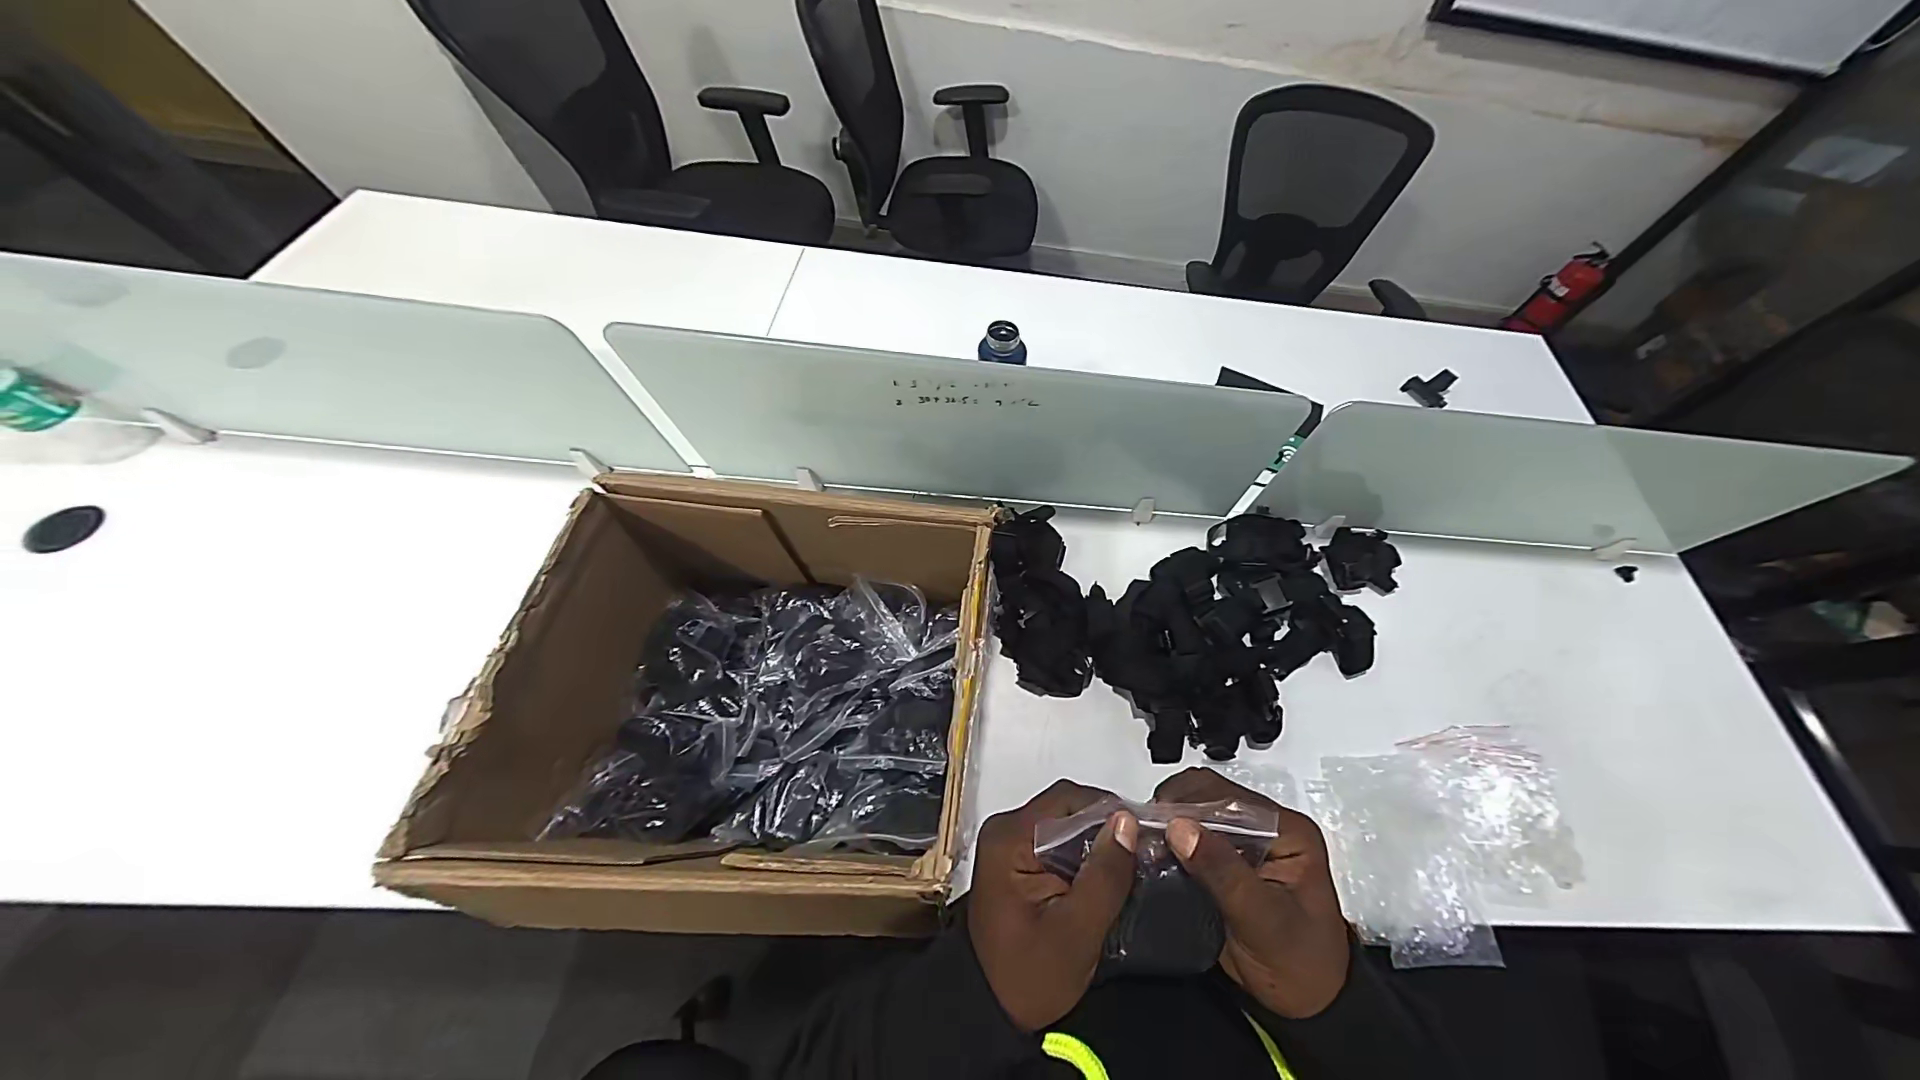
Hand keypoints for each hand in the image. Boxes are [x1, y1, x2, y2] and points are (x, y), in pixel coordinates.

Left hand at [968, 780, 1138, 1031]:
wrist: (987, 1008)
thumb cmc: (1027, 976)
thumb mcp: (1076, 931)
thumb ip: (1104, 876)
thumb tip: (1127, 822)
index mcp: (1010, 837)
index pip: (1067, 799)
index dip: (1110, 810)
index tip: (1145, 832)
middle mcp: (1005, 829)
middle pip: (1066, 807)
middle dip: (1106, 826)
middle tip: (1143, 850)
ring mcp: (1009, 843)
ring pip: (1064, 823)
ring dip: (1097, 840)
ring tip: (1131, 862)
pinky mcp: (1016, 859)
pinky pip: (1056, 840)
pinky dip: (1083, 852)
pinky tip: (1106, 874)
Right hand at [1155, 768, 1349, 1018]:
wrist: (1306, 1005)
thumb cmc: (1298, 965)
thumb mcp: (1264, 922)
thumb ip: (1224, 873)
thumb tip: (1180, 827)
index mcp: (1287, 831)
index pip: (1229, 798)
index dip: (1188, 805)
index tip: (1154, 823)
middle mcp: (1265, 826)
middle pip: (1207, 795)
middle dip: (1173, 810)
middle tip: (1144, 833)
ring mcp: (1243, 839)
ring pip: (1194, 810)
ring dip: (1167, 822)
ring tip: (1144, 843)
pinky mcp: (1223, 856)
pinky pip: (1190, 833)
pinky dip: (1168, 838)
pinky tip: (1152, 853)